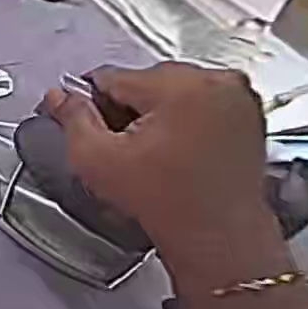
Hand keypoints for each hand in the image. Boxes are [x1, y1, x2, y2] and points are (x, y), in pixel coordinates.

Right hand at [41, 63, 285, 284]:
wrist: (213, 231)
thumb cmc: (166, 201)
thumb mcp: (97, 160)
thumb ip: (73, 120)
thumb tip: (60, 96)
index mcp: (179, 86)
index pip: (113, 76)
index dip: (88, 102)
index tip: (81, 121)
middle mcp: (216, 81)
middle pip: (145, 81)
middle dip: (124, 110)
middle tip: (116, 148)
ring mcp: (237, 95)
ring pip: (173, 91)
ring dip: (153, 114)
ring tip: (147, 154)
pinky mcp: (247, 113)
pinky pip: (200, 103)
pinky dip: (182, 121)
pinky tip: (170, 153)